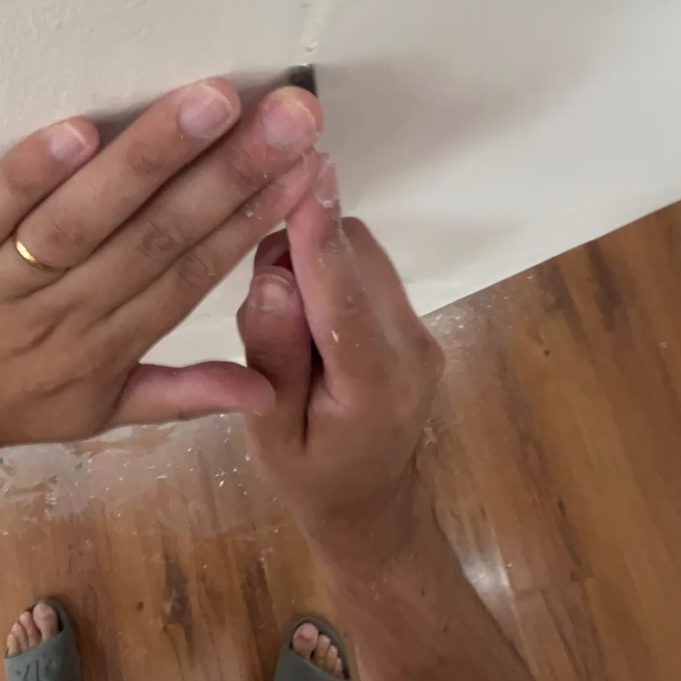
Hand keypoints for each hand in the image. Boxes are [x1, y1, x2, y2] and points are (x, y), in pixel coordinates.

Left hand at [0, 77, 324, 453]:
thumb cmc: (16, 402)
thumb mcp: (102, 413)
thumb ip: (182, 393)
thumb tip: (266, 390)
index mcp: (110, 345)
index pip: (193, 273)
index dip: (252, 218)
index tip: (305, 166)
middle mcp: (67, 313)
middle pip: (156, 237)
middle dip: (230, 171)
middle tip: (287, 114)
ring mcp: (2, 284)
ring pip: (84, 218)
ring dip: (149, 158)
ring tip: (209, 102)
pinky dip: (32, 173)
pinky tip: (78, 127)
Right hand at [236, 163, 444, 557]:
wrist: (371, 505)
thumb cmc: (311, 478)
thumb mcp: (270, 433)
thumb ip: (274, 356)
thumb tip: (274, 278)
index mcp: (376, 386)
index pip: (343, 296)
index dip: (320, 236)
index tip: (305, 175)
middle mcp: (412, 346)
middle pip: (356, 255)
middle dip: (301, 249)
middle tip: (261, 299)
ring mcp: (419, 330)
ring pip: (362, 252)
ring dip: (313, 258)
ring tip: (282, 317)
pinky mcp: (413, 320)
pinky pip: (365, 267)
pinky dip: (329, 270)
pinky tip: (306, 318)